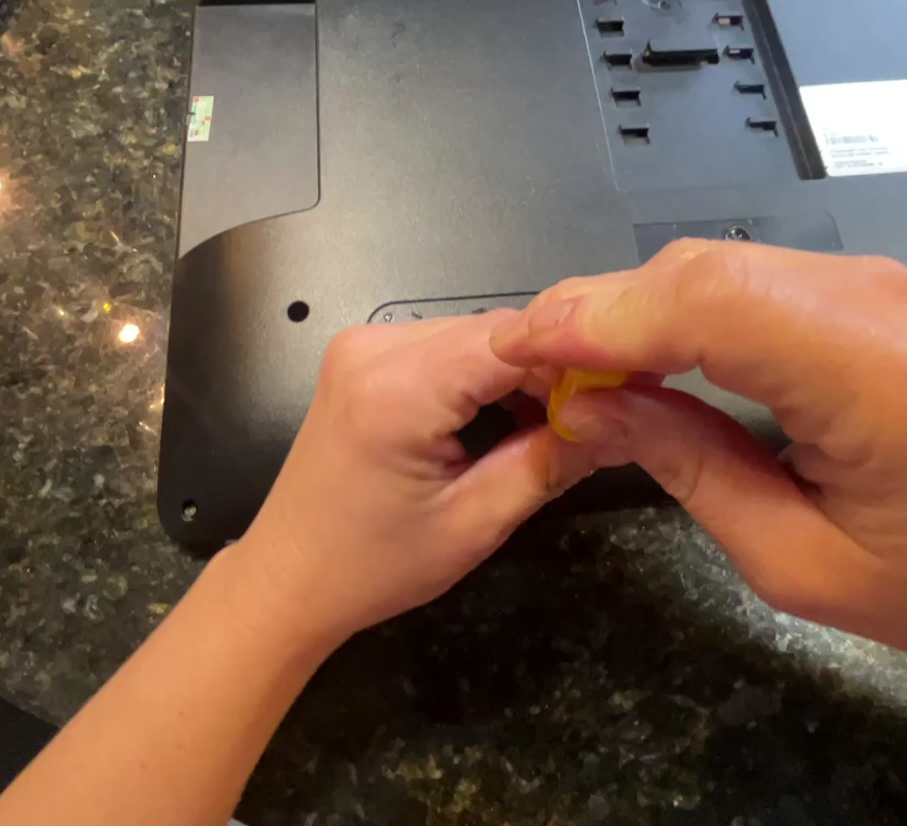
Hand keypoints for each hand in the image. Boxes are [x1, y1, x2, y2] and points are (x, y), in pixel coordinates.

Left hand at [227, 311, 599, 648]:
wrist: (289, 575)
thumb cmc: (374, 566)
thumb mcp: (474, 523)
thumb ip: (548, 463)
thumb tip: (617, 422)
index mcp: (397, 388)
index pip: (509, 341)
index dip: (571, 359)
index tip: (616, 392)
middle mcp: (374, 345)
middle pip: (491, 331)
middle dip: (546, 367)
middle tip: (591, 413)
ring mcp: (362, 342)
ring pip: (471, 333)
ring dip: (516, 369)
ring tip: (550, 418)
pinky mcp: (362, 353)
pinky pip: (442, 345)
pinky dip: (480, 371)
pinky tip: (500, 410)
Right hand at [489, 240, 906, 685]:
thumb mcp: (786, 558)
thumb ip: (679, 462)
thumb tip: (584, 402)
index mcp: (887, 382)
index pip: (715, 309)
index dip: (606, 318)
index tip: (524, 344)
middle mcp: (892, 305)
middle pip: (708, 271)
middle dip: (603, 306)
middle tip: (529, 348)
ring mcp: (886, 281)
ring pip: (717, 264)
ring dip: (633, 303)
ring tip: (569, 348)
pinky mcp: (870, 284)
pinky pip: (747, 276)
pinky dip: (676, 304)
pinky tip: (637, 339)